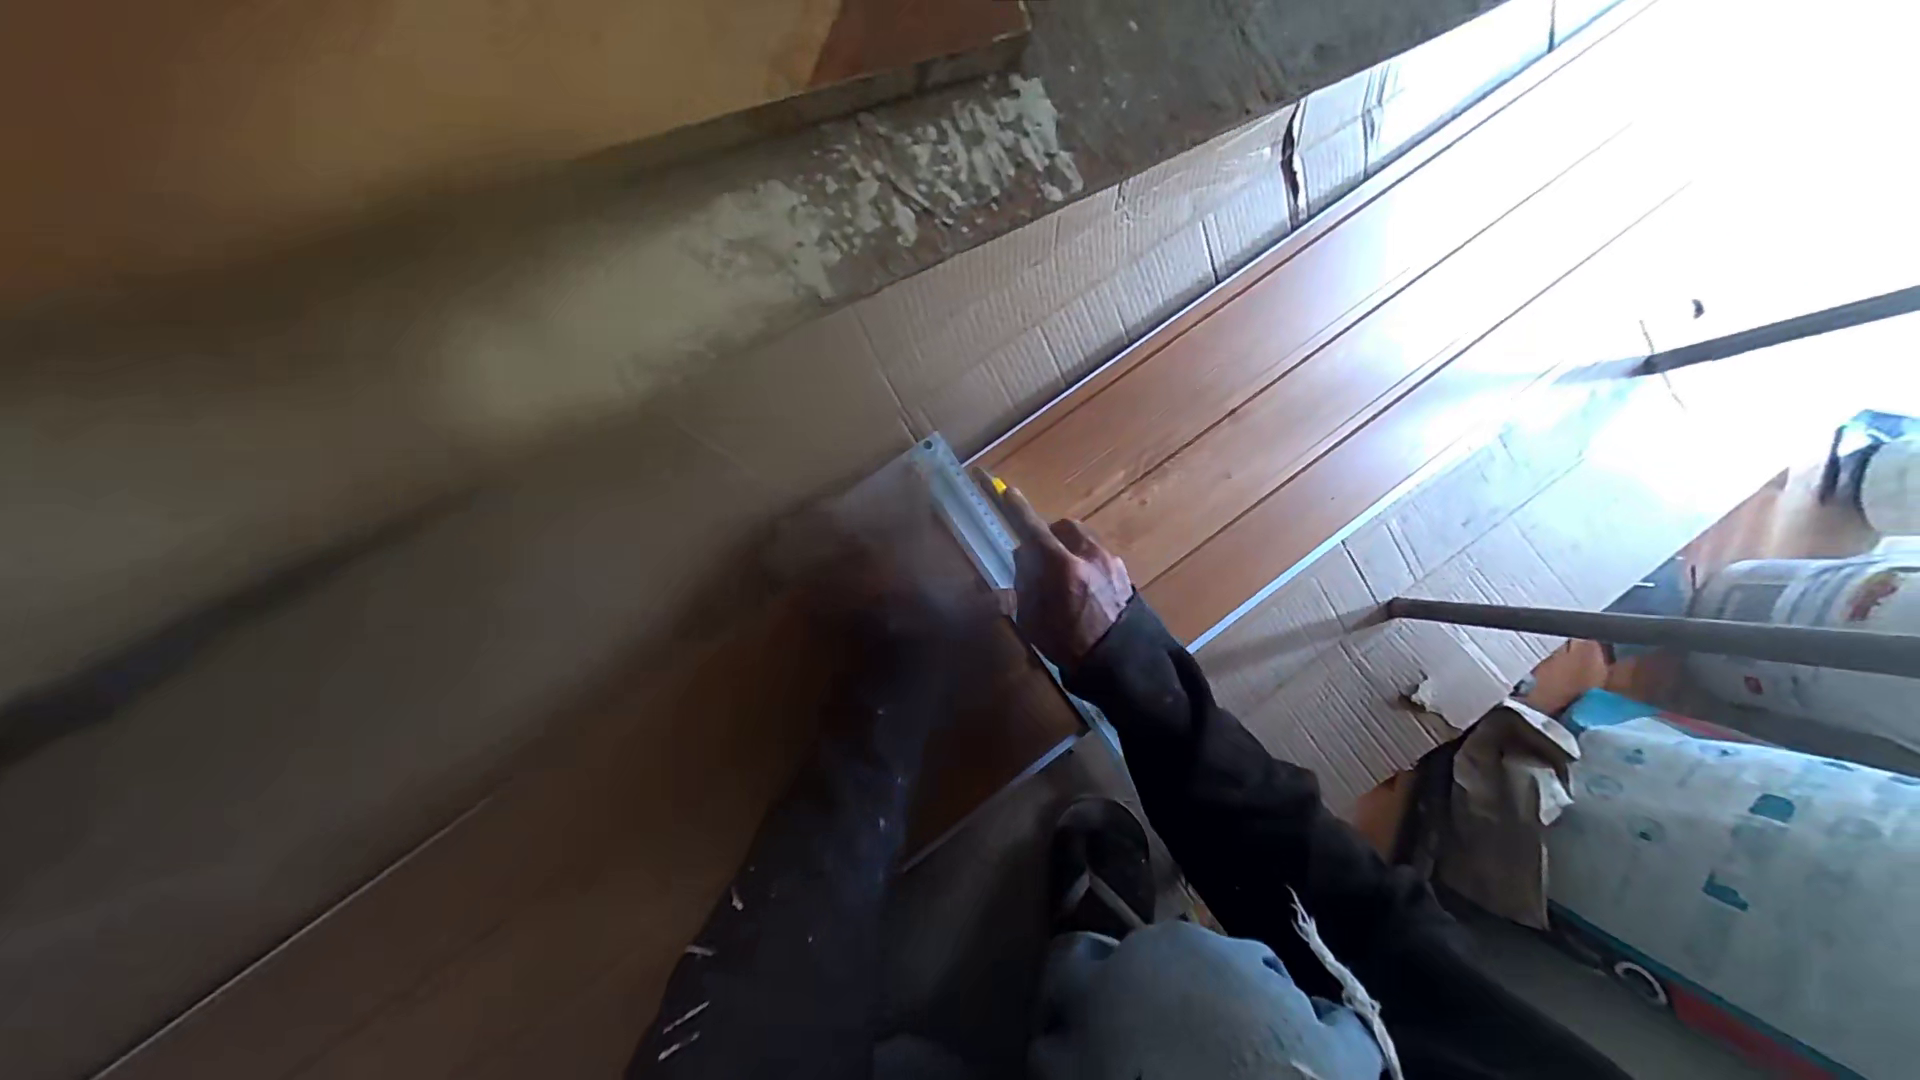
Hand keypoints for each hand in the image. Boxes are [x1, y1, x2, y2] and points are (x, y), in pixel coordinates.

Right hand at [984, 476, 1132, 667]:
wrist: (1123, 666)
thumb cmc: (1069, 648)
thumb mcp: (1033, 619)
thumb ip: (1025, 583)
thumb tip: (1024, 557)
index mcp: (1061, 568)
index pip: (1032, 528)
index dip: (1016, 509)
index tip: (1005, 490)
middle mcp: (1088, 555)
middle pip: (1062, 527)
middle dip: (1049, 535)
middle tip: (1039, 559)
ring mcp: (1111, 562)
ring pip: (1082, 540)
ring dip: (1068, 549)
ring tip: (1063, 578)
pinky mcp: (1125, 573)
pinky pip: (1098, 556)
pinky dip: (1085, 563)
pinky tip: (1084, 591)